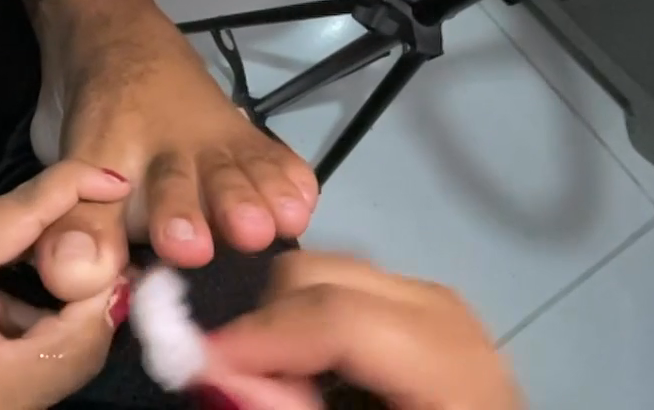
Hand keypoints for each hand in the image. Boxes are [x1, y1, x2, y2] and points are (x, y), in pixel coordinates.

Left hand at [0, 161, 134, 409]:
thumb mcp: (10, 389)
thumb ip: (75, 340)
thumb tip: (121, 293)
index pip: (25, 202)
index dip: (78, 183)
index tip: (124, 178)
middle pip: (14, 222)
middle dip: (68, 235)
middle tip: (121, 249)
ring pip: (1, 248)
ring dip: (44, 270)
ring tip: (93, 291)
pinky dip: (17, 291)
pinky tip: (45, 324)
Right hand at [201, 252, 520, 409]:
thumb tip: (218, 375)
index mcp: (450, 362)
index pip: (338, 317)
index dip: (264, 337)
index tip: (203, 363)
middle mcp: (437, 310)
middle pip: (316, 276)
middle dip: (266, 324)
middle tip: (246, 383)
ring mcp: (423, 296)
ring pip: (315, 269)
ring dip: (280, 319)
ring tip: (284, 381)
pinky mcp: (409, 299)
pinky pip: (331, 281)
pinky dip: (303, 315)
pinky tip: (311, 369)